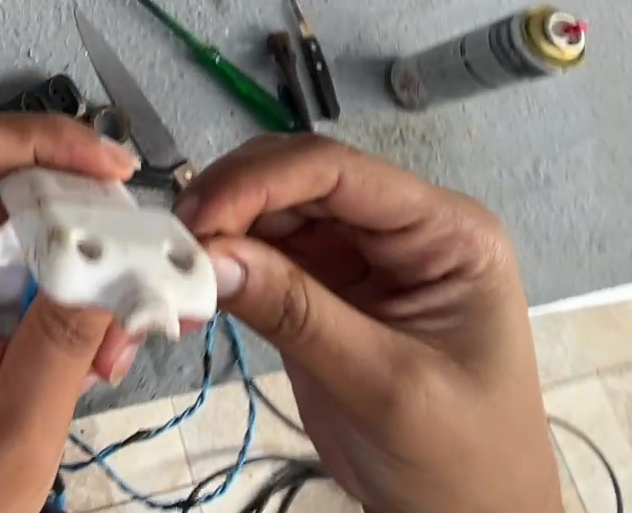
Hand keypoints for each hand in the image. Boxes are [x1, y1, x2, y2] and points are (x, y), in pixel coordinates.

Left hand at [0, 114, 143, 512]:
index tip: (109, 166)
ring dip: (89, 251)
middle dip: (83, 198)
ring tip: (134, 317)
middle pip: (6, 177)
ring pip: (29, 219)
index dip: (34, 137)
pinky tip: (106, 346)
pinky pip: (31, 263)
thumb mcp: (10, 440)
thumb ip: (61, 349)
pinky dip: (77, 288)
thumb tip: (116, 266)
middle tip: (145, 247)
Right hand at [175, 135, 560, 512]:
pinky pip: (252, 245)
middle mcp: (393, 222)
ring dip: (214, 228)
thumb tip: (208, 255)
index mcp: (441, 229)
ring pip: (261, 205)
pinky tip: (192, 281)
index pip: (334, 171)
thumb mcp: (387, 388)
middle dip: (227, 201)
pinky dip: (215, 258)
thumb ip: (297, 314)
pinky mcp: (314, 276)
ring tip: (173, 264)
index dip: (257, 182)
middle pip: (290, 177)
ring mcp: (351, 247)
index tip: (196, 221)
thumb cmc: (459, 461)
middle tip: (172, 243)